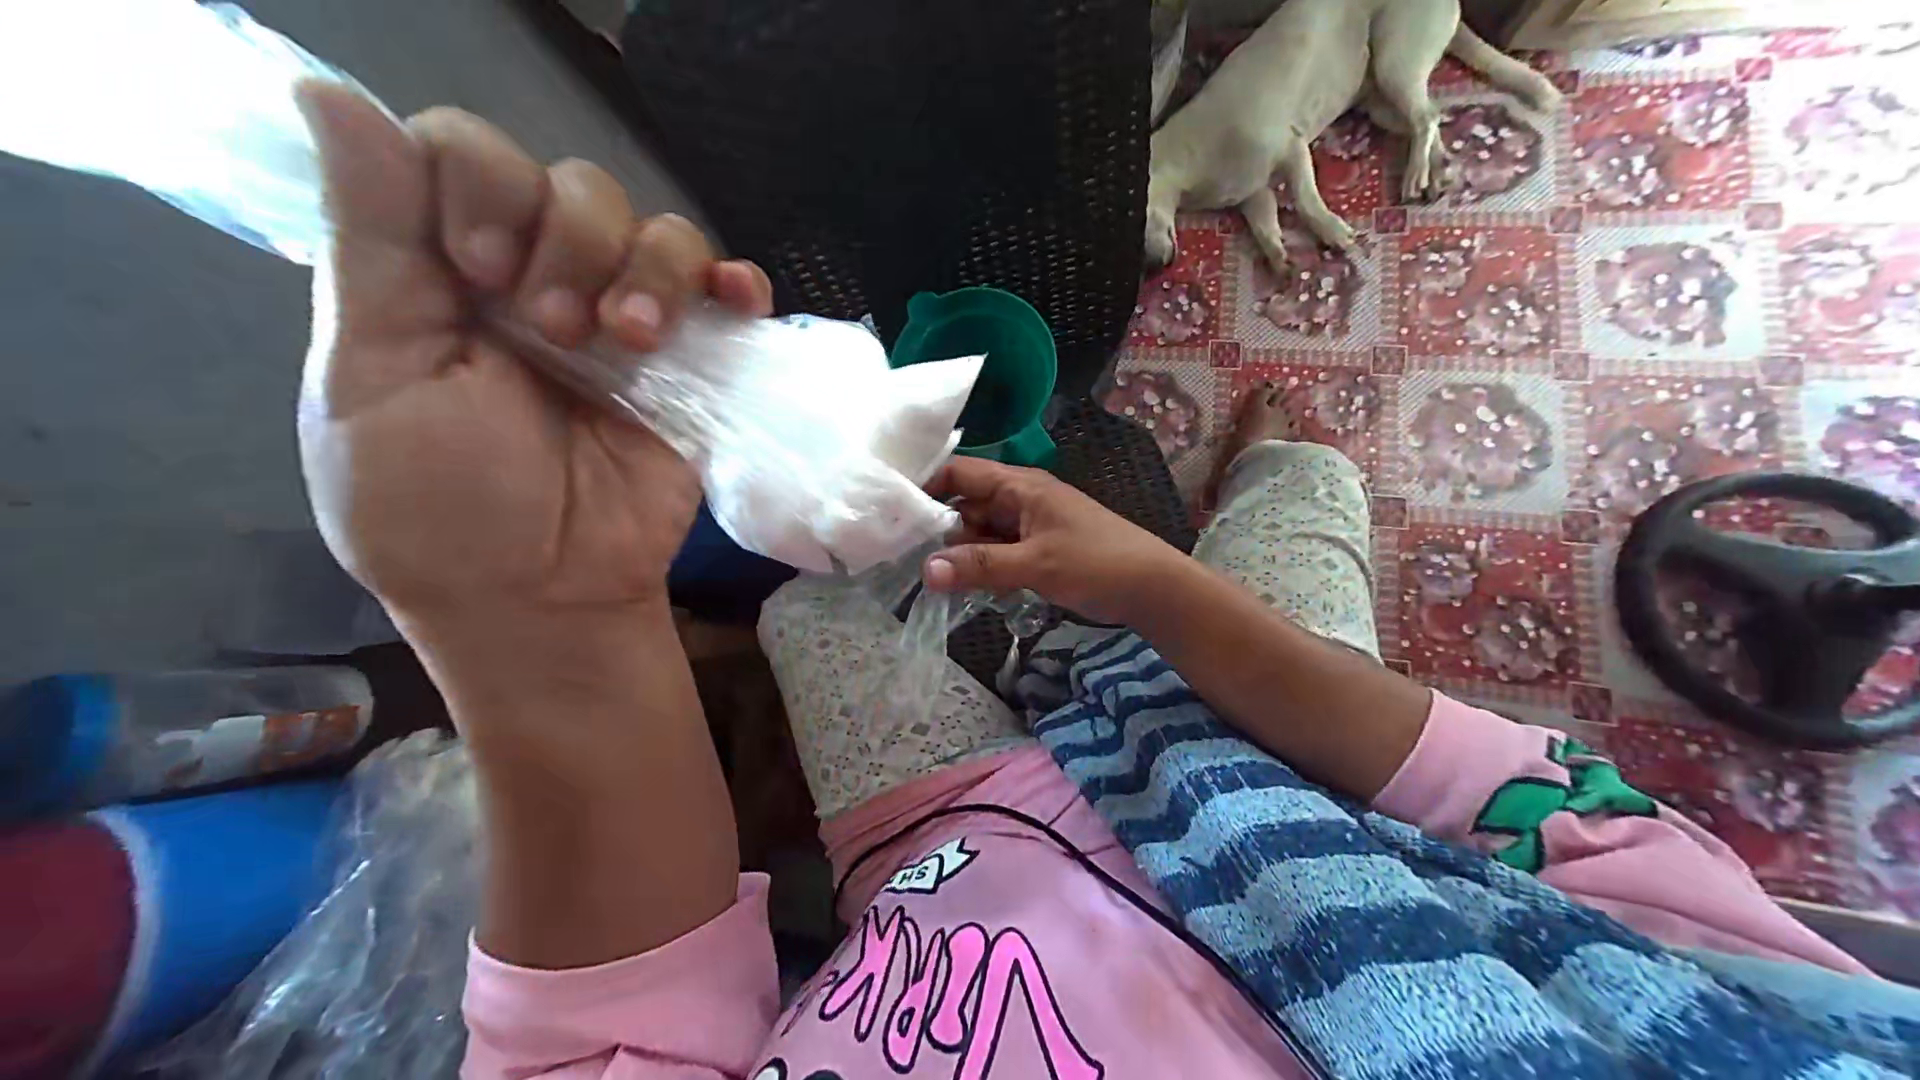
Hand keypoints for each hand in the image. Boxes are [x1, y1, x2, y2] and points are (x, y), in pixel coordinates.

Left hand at [293, 83, 771, 639]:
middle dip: (566, 241)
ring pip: (658, 229)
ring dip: (645, 268)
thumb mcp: (375, 378)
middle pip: (572, 183)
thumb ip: (370, 246)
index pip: (468, 154)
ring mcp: (628, 327)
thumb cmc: (445, 506)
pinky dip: (736, 282)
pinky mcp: (695, 369)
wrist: (547, 594)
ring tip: (628, 342)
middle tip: (553, 328)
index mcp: (450, 277)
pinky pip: (727, 293)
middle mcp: (543, 284)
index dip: (482, 184)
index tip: (480, 271)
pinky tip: (733, 297)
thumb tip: (330, 92)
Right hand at [922, 457, 1183, 623]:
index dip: (927, 486)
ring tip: (931, 578)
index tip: (893, 510)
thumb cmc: (1097, 562)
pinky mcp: (1036, 551)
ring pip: (980, 533)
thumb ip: (980, 566)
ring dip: (962, 554)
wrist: (1151, 588)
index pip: (960, 473)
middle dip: (940, 530)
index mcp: (1020, 486)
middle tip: (905, 557)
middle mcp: (1019, 500)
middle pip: (966, 506)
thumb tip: (926, 571)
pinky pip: (997, 553)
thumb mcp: (1035, 564)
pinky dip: (982, 567)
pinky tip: (965, 588)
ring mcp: (1028, 526)